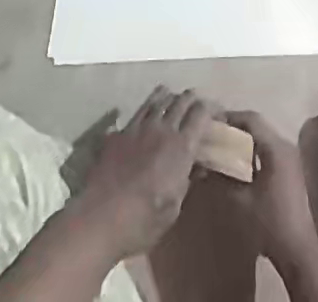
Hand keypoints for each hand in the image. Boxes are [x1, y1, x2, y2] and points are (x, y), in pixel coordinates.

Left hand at [76, 87, 212, 259]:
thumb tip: (199, 167)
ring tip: (173, 100)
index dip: (211, 108)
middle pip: (181, 100)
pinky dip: (147, 109)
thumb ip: (187, 181)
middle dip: (192, 99)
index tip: (217, 114)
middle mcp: (162, 129)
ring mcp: (138, 127)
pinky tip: (146, 116)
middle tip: (196, 105)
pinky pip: (137, 112)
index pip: (201, 113)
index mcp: (181, 146)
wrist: (100, 218)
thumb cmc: (143, 220)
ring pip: (158, 99)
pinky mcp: (118, 133)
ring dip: (169, 98)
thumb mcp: (173, 207)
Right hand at [217, 111, 317, 262]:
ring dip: (243, 141)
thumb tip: (204, 161)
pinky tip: (237, 165)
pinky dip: (252, 152)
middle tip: (213, 136)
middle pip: (257, 126)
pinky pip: (268, 150)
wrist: (297, 250)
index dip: (229, 118)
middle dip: (234, 129)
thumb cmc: (269, 222)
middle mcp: (286, 146)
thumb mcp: (240, 199)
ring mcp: (290, 158)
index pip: (251, 119)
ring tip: (221, 149)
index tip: (210, 123)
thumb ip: (221, 176)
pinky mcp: (290, 170)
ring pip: (263, 138)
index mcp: (276, 148)